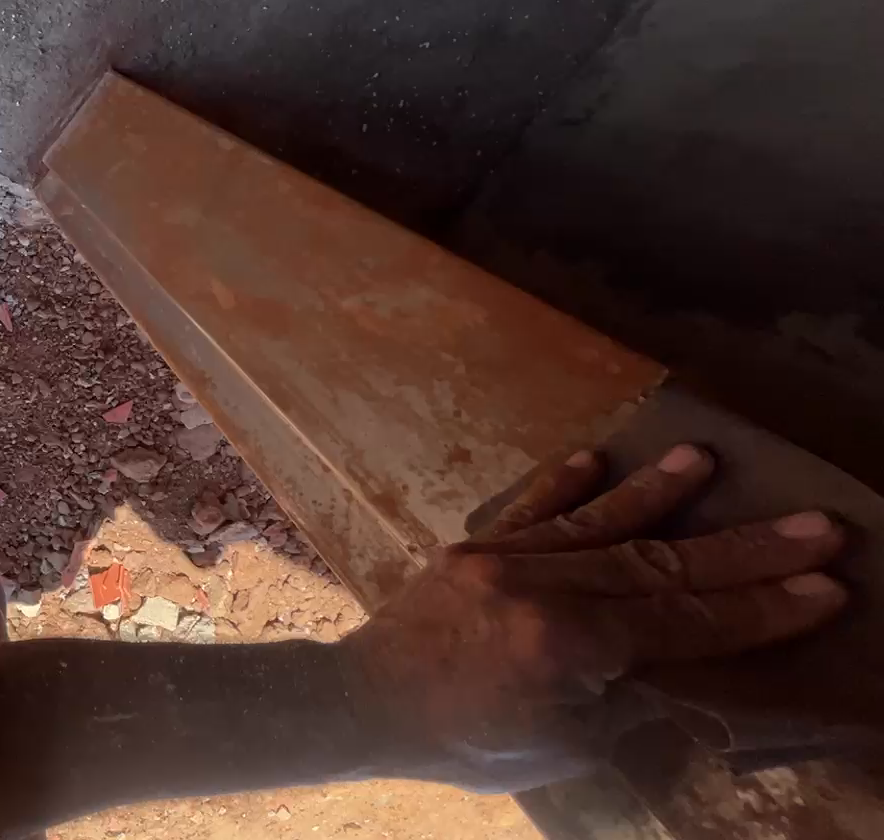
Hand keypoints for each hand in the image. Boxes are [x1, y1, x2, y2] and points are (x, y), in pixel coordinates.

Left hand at [339, 443, 848, 790]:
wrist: (371, 698)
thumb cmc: (473, 736)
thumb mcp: (572, 742)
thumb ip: (636, 700)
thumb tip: (703, 674)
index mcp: (564, 641)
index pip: (683, 620)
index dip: (760, 609)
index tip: (829, 585)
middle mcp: (530, 585)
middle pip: (651, 564)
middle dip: (740, 548)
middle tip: (818, 524)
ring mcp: (493, 558)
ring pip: (588, 523)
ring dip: (652, 493)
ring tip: (701, 458)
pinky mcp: (466, 548)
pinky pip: (521, 512)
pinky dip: (558, 486)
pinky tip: (592, 458)